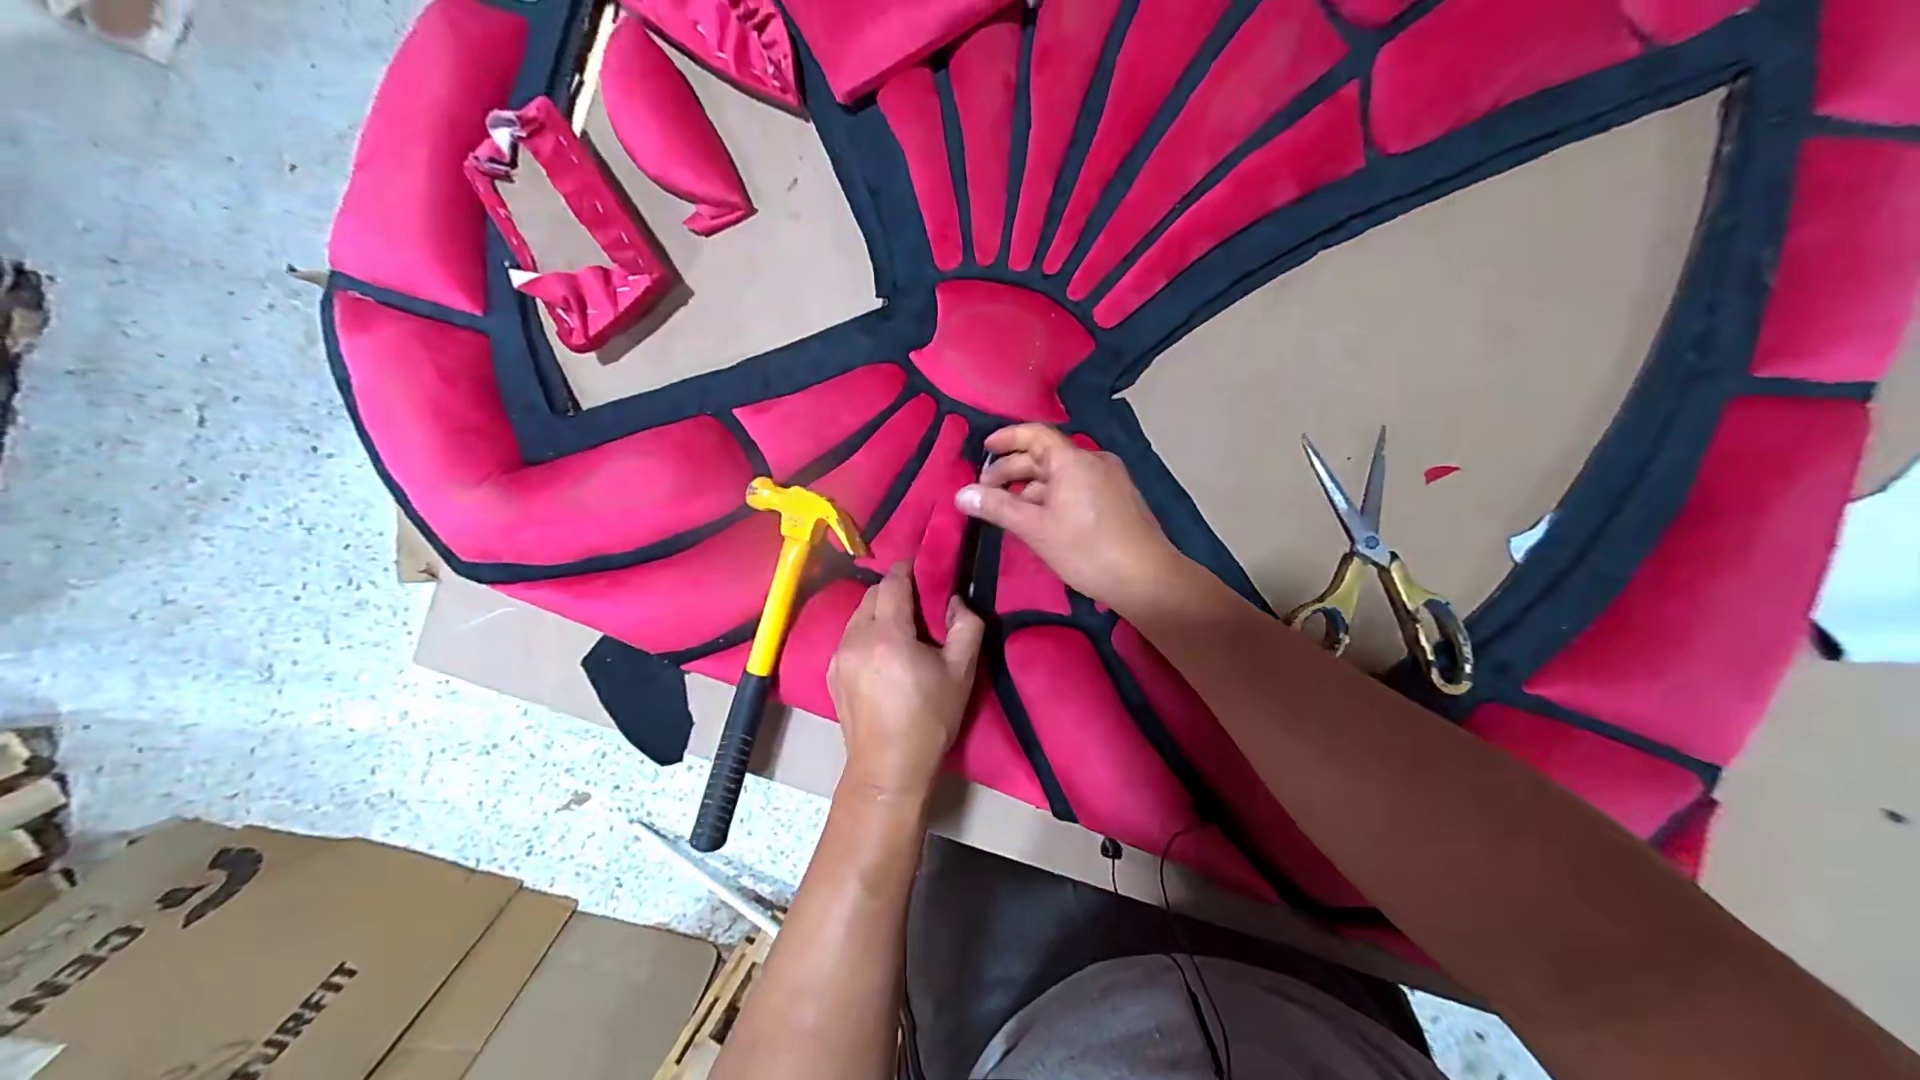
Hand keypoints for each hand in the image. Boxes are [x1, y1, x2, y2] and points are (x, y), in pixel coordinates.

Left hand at [828, 562, 985, 804]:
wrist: (888, 768)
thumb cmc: (929, 719)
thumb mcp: (961, 672)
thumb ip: (966, 627)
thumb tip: (955, 601)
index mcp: (887, 635)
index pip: (892, 583)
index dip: (908, 569)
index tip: (922, 567)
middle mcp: (856, 638)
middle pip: (872, 595)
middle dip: (894, 589)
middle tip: (919, 600)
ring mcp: (838, 656)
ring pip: (858, 615)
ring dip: (879, 611)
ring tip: (902, 626)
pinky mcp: (832, 673)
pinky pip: (849, 636)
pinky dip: (866, 632)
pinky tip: (883, 652)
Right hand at [954, 424, 1184, 611]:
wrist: (1146, 578)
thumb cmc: (1086, 550)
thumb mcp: (1035, 529)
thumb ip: (997, 507)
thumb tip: (961, 494)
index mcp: (1073, 460)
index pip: (1035, 434)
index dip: (1007, 438)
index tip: (984, 448)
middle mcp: (1094, 460)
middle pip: (1047, 454)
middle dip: (1014, 468)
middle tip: (986, 489)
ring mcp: (1110, 479)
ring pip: (1062, 473)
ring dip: (1032, 485)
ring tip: (1009, 507)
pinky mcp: (1119, 498)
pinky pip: (1078, 486)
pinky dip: (1054, 494)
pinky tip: (1041, 517)